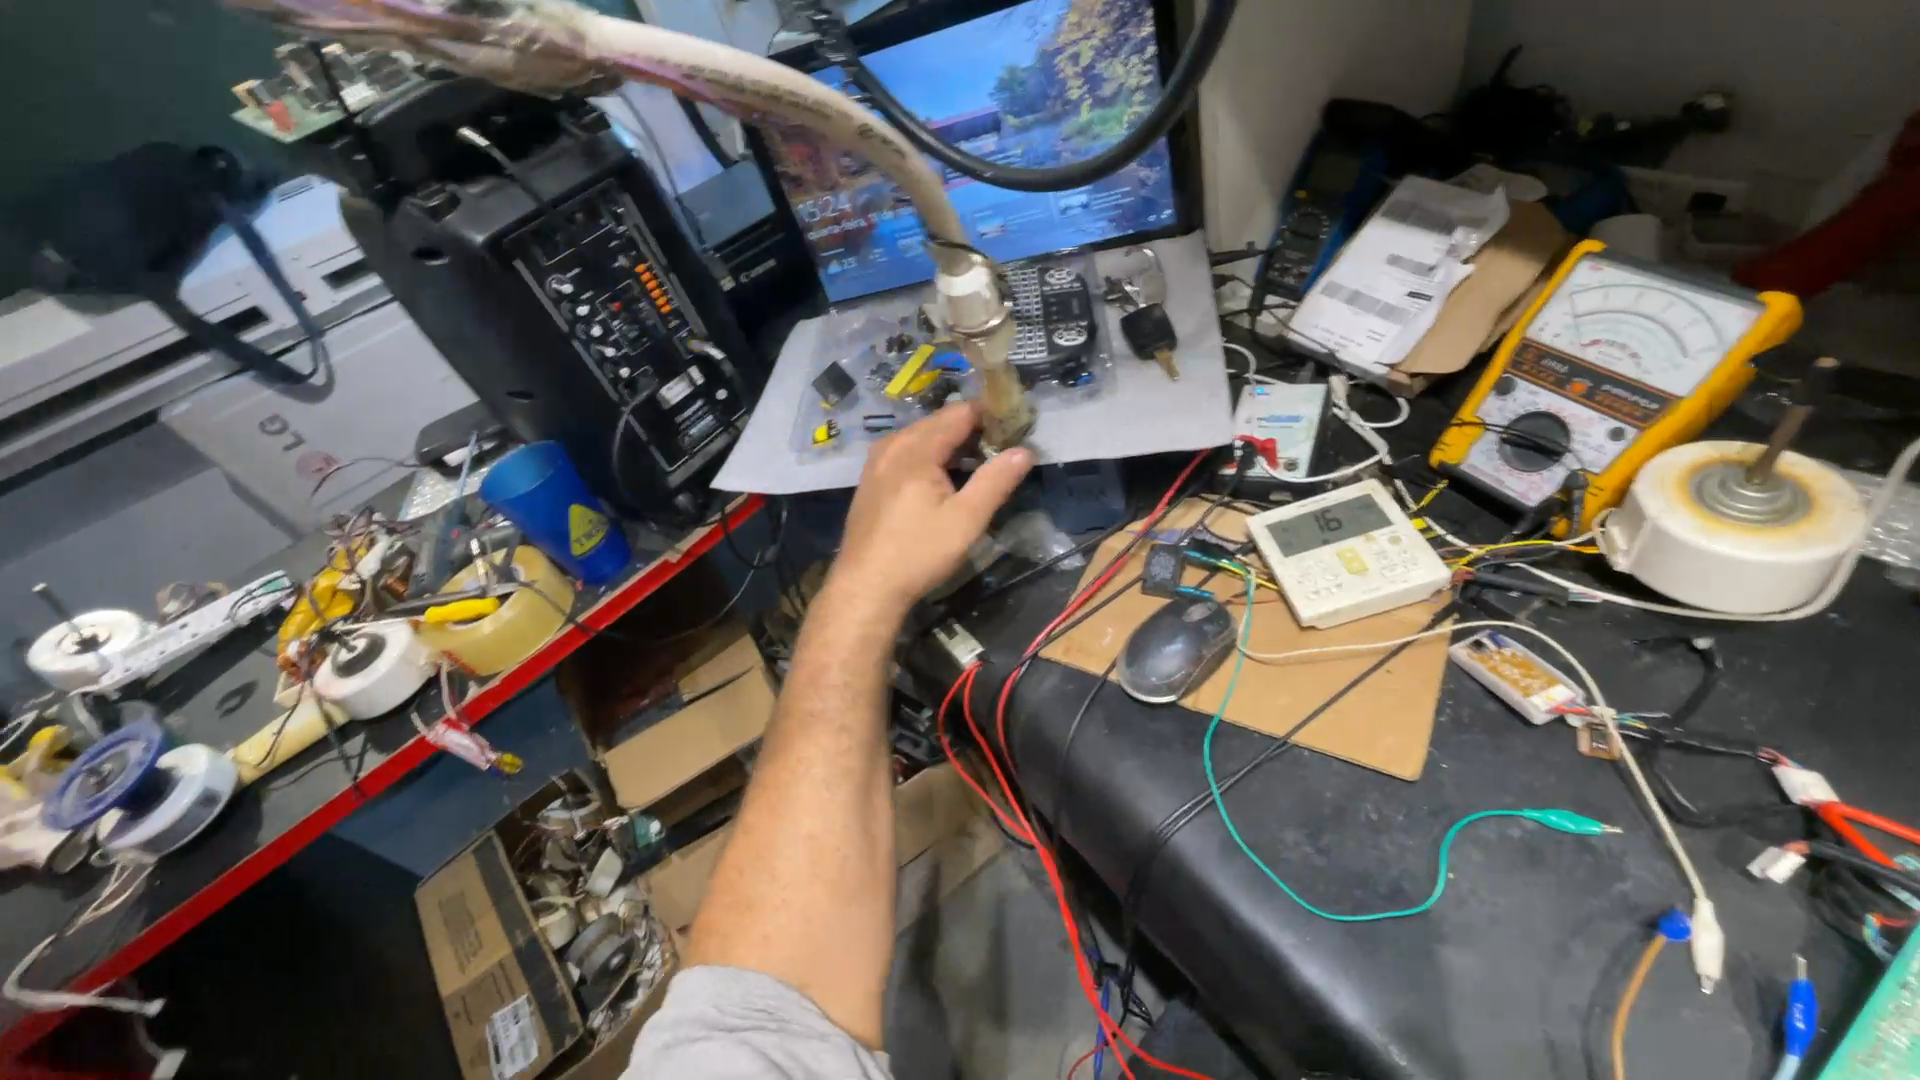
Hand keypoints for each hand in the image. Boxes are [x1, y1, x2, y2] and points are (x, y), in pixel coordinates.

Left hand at [829, 401, 1034, 616]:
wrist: (865, 586)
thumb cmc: (918, 553)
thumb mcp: (966, 520)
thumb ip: (996, 481)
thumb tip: (1024, 451)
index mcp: (916, 449)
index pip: (960, 413)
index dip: (991, 416)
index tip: (1014, 431)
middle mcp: (892, 445)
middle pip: (939, 421)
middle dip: (972, 430)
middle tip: (1001, 450)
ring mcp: (876, 461)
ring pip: (921, 436)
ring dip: (950, 444)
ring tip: (978, 465)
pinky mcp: (871, 478)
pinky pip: (905, 452)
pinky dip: (929, 455)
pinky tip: (942, 480)